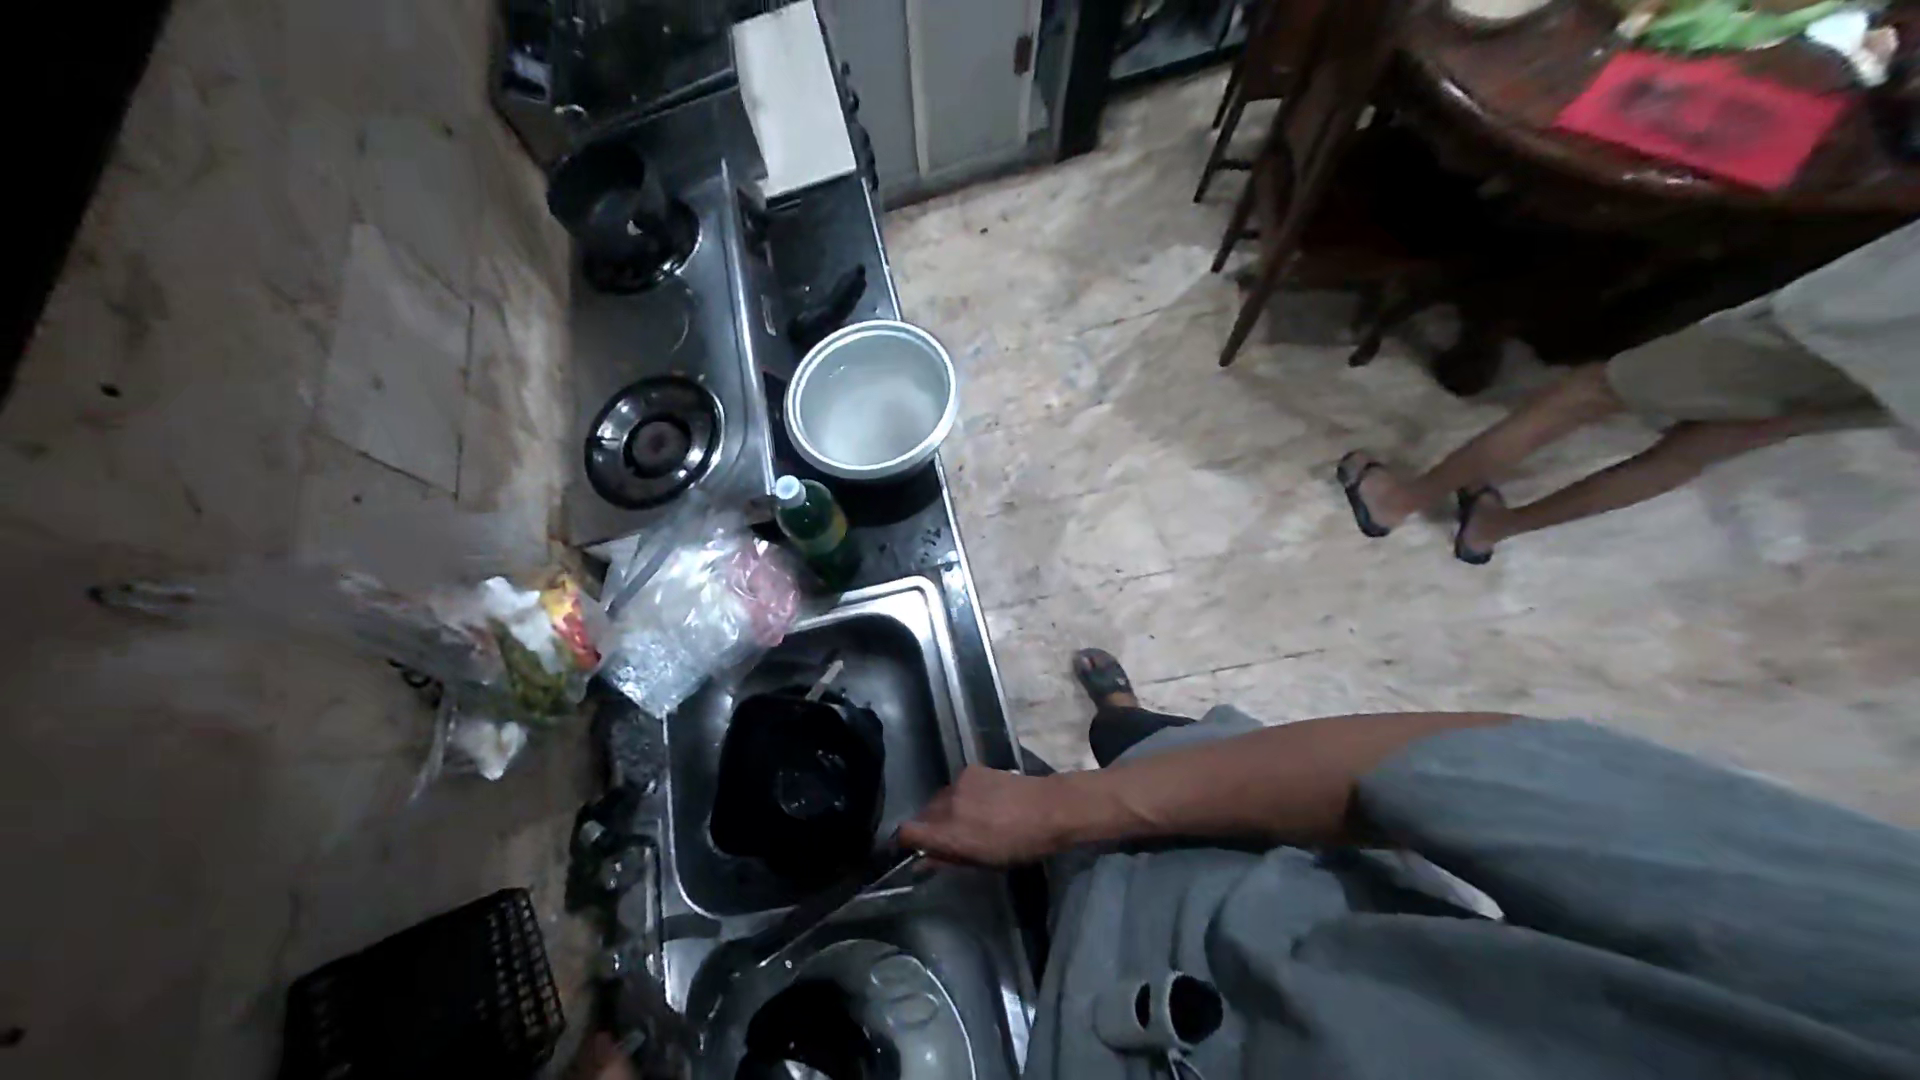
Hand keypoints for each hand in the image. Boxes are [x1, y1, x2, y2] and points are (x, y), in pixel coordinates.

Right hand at [898, 766, 1087, 866]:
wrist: (1048, 808)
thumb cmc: (1019, 845)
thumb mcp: (983, 862)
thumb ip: (948, 859)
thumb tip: (922, 861)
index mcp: (950, 833)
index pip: (907, 832)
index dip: (903, 841)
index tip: (909, 849)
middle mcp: (948, 805)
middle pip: (922, 814)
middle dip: (927, 827)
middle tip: (946, 838)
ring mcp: (958, 783)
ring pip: (938, 799)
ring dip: (944, 811)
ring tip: (968, 818)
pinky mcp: (970, 769)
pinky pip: (955, 786)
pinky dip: (960, 795)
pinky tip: (981, 801)